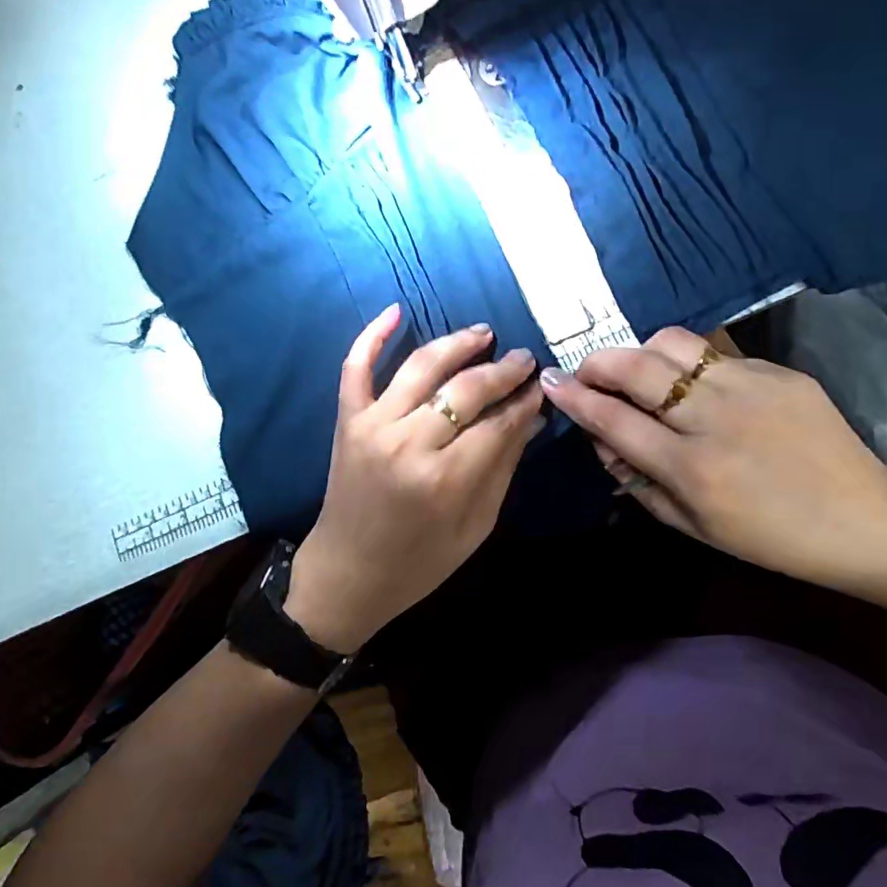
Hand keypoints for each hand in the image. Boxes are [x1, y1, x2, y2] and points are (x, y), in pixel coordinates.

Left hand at [284, 305, 544, 652]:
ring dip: (457, 343)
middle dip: (502, 369)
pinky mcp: (346, 421)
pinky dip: (371, 336)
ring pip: (420, 366)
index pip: (498, 421)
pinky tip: (395, 310)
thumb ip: (503, 466)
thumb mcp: (476, 524)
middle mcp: (408, 442)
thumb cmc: (421, 561)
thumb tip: (530, 415)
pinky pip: (355, 368)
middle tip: (523, 358)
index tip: (539, 385)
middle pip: (466, 388)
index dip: (524, 399)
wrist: (348, 576)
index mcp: (445, 478)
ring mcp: (372, 426)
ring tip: (483, 333)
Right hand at [540, 327, 886, 615]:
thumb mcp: (694, 526)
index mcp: (691, 468)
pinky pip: (716, 354)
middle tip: (587, 370)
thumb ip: (639, 482)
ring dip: (642, 352)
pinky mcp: (778, 371)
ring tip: (641, 371)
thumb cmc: (771, 539)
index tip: (552, 381)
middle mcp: (713, 418)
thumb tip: (601, 439)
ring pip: (673, 344)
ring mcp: (748, 386)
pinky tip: (699, 386)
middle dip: (598, 361)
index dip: (575, 397)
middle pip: (636, 368)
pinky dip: (692, 365)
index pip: (613, 419)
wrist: (862, 519)